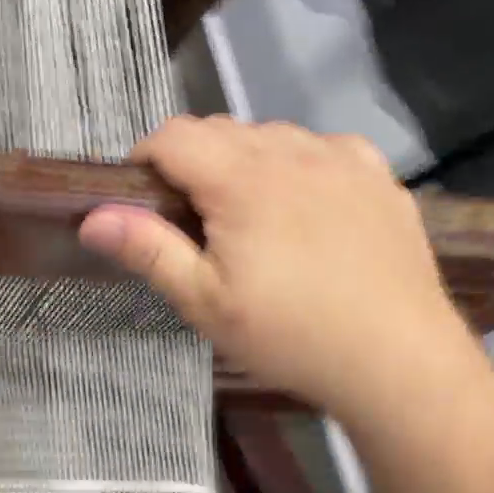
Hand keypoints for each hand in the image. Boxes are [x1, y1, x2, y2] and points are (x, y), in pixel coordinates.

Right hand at [80, 117, 475, 414]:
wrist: (401, 363)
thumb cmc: (290, 334)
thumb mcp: (203, 301)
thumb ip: (146, 249)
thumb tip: (92, 216)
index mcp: (244, 180)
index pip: (174, 135)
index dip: (145, 157)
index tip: (142, 197)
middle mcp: (294, 153)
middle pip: (218, 129)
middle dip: (189, 160)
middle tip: (188, 218)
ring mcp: (344, 161)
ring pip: (269, 134)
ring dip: (241, 159)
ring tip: (244, 214)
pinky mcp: (380, 178)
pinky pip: (320, 147)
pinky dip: (296, 163)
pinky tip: (301, 206)